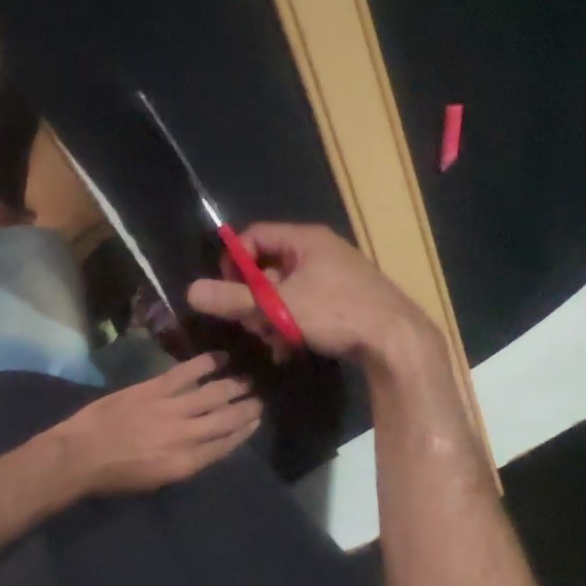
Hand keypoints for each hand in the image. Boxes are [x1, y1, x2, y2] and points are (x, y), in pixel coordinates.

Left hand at [38, 353, 261, 496]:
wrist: (80, 456)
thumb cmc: (113, 477)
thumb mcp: (154, 481)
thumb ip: (182, 463)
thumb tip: (200, 447)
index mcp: (186, 463)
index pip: (225, 445)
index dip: (244, 431)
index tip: (256, 421)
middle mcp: (186, 436)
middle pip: (226, 419)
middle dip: (247, 408)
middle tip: (259, 399)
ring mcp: (171, 409)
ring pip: (213, 394)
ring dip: (233, 385)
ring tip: (246, 380)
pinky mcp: (154, 389)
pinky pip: (186, 373)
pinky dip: (206, 363)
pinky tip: (220, 357)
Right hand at [186, 223, 432, 364]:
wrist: (394, 339)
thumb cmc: (335, 313)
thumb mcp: (278, 308)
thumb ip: (234, 300)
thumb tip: (190, 292)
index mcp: (305, 240)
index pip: (254, 236)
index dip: (234, 262)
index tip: (228, 292)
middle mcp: (320, 250)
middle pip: (268, 266)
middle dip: (253, 298)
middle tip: (252, 323)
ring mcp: (334, 275)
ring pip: (285, 291)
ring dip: (271, 317)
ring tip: (273, 341)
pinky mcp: (343, 299)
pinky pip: (304, 305)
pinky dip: (291, 324)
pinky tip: (289, 348)